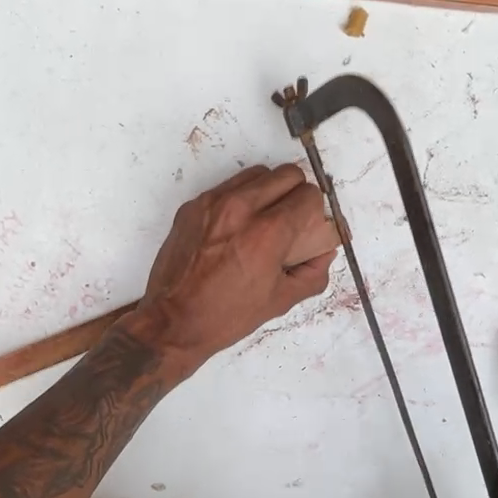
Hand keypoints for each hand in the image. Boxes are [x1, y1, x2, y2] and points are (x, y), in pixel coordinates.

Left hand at [121, 163, 338, 367]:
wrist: (173, 322)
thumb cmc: (225, 317)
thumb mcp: (279, 301)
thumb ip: (312, 273)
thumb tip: (324, 252)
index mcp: (267, 233)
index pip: (309, 196)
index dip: (315, 211)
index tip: (310, 225)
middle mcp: (240, 209)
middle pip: (288, 175)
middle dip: (297, 194)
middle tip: (293, 219)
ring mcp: (212, 204)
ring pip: (257, 174)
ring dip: (270, 190)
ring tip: (266, 218)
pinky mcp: (192, 206)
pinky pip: (228, 187)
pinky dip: (241, 199)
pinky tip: (238, 226)